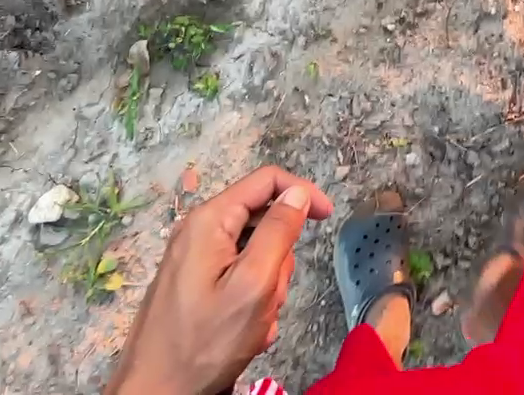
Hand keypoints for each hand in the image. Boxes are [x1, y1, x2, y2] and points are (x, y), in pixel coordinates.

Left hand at [106, 167, 333, 394]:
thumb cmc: (204, 343)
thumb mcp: (253, 284)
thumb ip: (279, 230)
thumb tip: (298, 192)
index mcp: (210, 220)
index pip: (268, 180)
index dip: (303, 192)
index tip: (327, 218)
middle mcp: (199, 231)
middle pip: (264, 219)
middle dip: (281, 255)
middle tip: (273, 295)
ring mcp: (195, 259)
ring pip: (256, 250)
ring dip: (268, 283)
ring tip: (257, 320)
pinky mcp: (195, 284)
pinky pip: (240, 274)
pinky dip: (253, 297)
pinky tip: (246, 330)